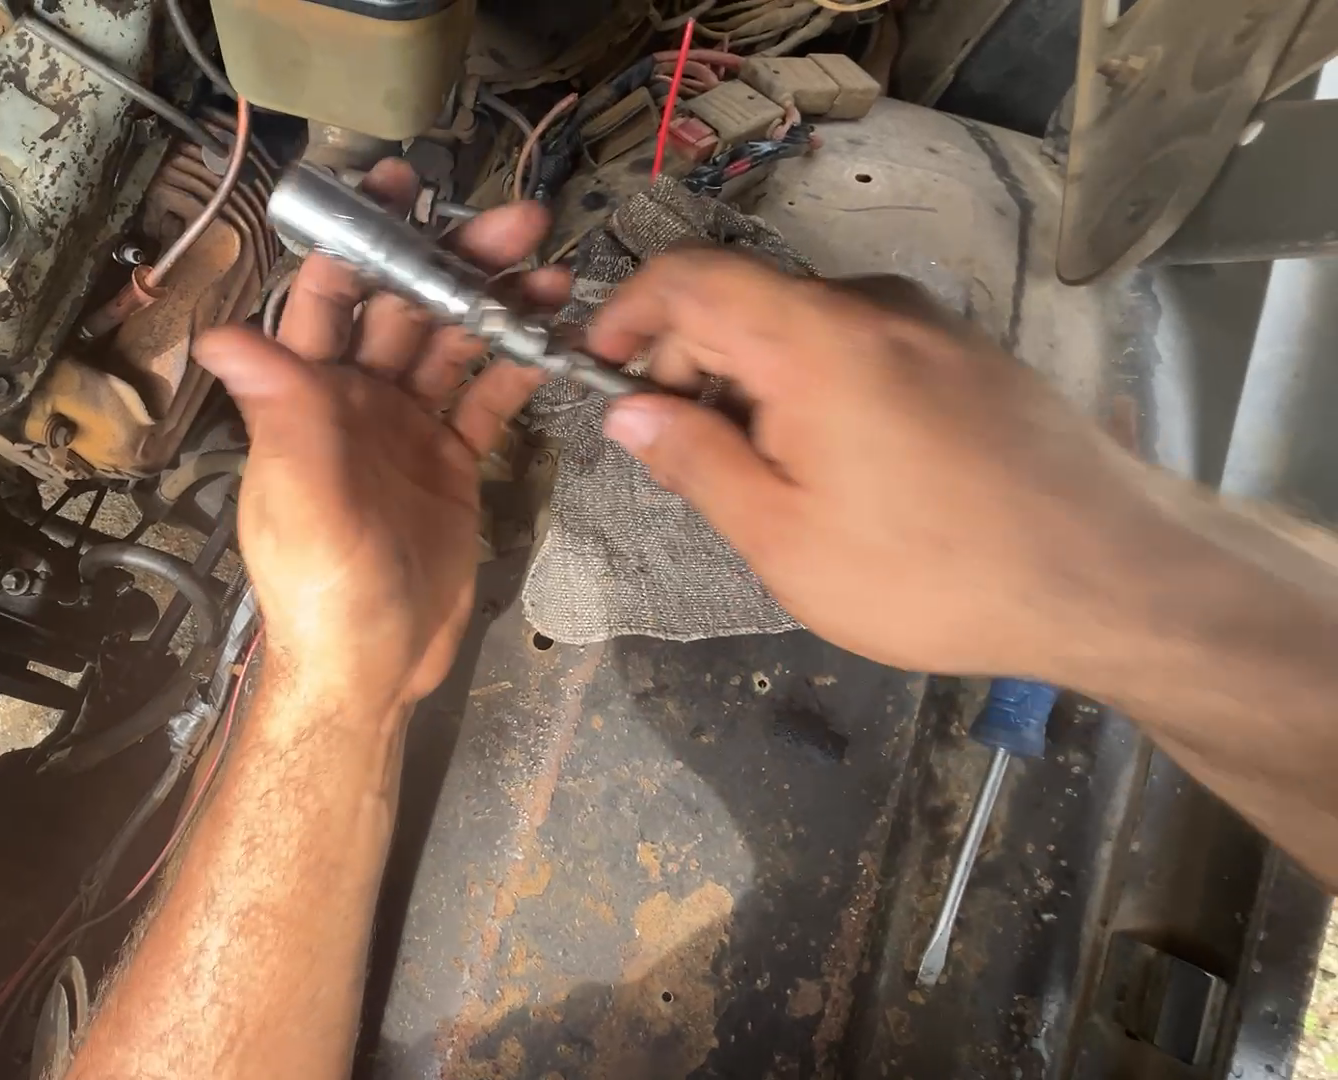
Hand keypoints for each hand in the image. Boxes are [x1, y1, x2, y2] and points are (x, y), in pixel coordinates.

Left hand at [193, 161, 568, 709]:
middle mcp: (357, 402)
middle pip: (405, 311)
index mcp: (307, 400)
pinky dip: (516, 369)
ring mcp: (408, 429)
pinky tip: (552, 337)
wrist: (375, 664)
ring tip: (551, 267)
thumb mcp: (300, 500)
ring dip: (496, 305)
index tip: (401, 190)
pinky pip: (486, 401)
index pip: (327, 301)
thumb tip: (221, 332)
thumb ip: (280, 414)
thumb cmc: (322, 588)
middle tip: (516, 221)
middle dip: (453, 262)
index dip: (359, 243)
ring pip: (453, 347)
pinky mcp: (453, 461)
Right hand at [588, 250, 1174, 679]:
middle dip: (681, 371)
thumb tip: (625, 411)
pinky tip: (816, 463)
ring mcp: (922, 324)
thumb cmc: (926, 571)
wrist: (1119, 586)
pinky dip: (794, 388)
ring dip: (738, 388)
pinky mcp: (956, 353)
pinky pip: (842, 346)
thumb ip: (692, 458)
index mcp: (814, 341)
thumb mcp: (778, 532)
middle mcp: (869, 307)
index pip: (688, 278)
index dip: (625, 312)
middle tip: (677, 459)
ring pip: (787, 330)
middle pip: (735, 305)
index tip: (595, 369)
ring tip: (749, 476)